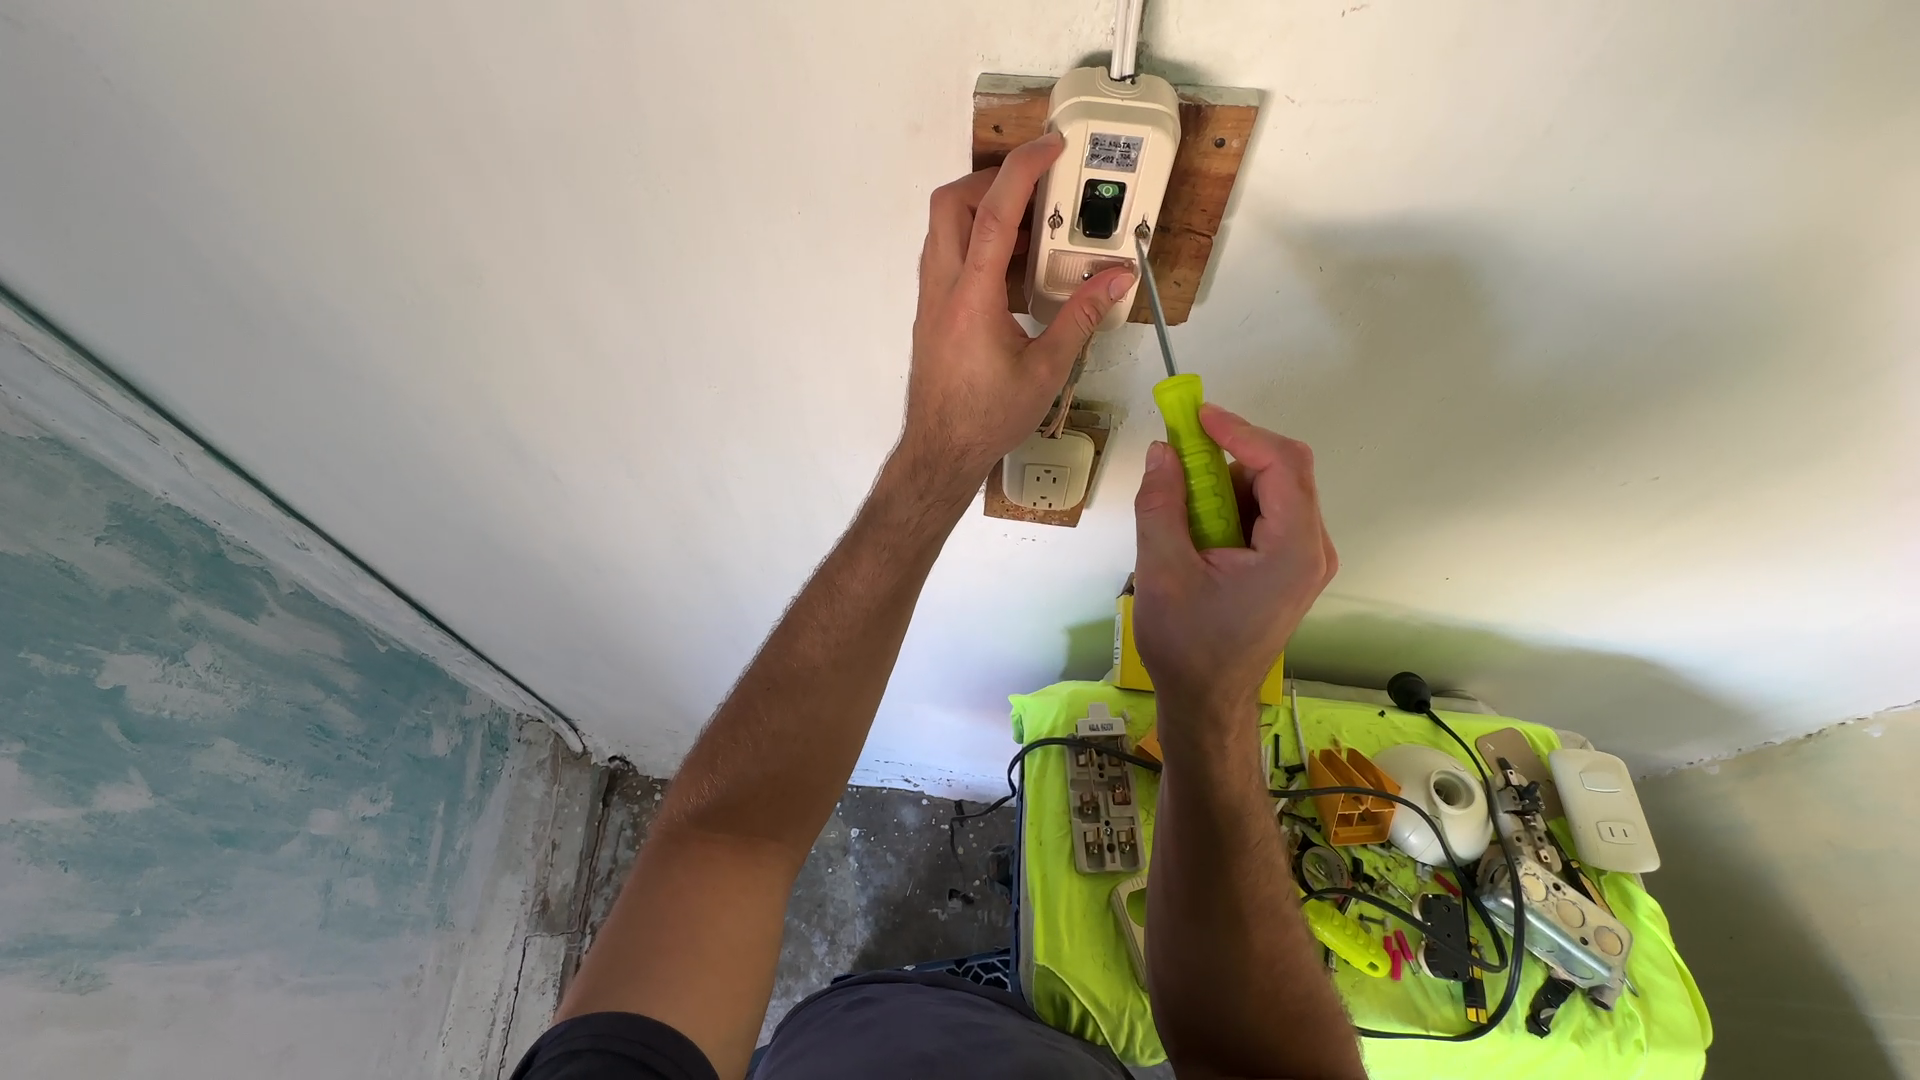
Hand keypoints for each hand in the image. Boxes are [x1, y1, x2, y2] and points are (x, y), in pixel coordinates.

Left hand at [897, 133, 1135, 491]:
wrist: (941, 451)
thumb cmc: (986, 418)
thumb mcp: (1046, 370)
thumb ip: (1081, 318)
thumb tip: (1115, 279)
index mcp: (971, 299)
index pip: (992, 215)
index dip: (1021, 170)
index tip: (1050, 147)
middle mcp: (942, 289)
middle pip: (950, 204)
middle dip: (991, 181)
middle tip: (1033, 187)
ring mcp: (931, 301)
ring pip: (943, 229)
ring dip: (981, 212)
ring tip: (1030, 226)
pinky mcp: (931, 314)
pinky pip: (946, 257)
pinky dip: (975, 244)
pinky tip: (1010, 269)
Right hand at [1132, 406, 1337, 711]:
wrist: (1207, 702)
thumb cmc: (1187, 644)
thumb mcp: (1162, 572)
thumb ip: (1161, 505)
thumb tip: (1162, 451)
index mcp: (1294, 550)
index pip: (1282, 465)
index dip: (1239, 431)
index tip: (1194, 416)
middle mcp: (1312, 549)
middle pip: (1283, 472)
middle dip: (1230, 453)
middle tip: (1180, 451)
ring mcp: (1303, 560)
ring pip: (1272, 492)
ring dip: (1226, 482)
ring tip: (1179, 501)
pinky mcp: (1287, 569)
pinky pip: (1265, 517)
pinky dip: (1230, 506)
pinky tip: (1195, 527)